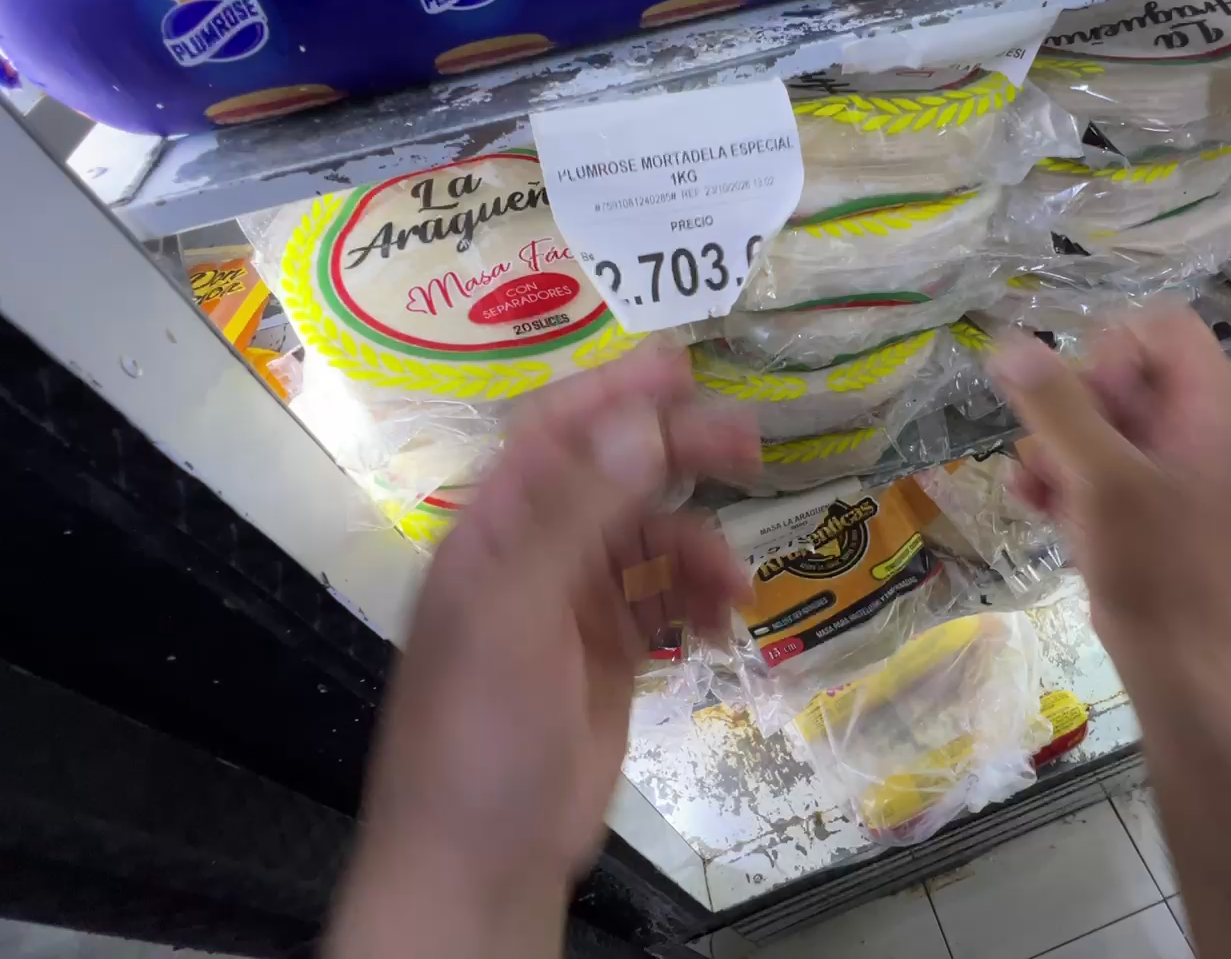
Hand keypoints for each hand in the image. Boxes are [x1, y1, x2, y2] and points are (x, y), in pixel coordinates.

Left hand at [329, 345, 758, 958]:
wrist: (485, 862)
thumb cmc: (482, 733)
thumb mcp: (518, 615)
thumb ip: (577, 516)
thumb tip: (642, 426)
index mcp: (497, 528)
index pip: (556, 433)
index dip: (614, 393)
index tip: (681, 367)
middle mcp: (538, 549)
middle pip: (617, 475)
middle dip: (679, 456)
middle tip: (748, 444)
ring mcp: (579, 597)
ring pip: (655, 539)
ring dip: (700, 549)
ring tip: (733, 583)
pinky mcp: (616, 643)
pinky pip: (668, 595)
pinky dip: (699, 596)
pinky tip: (722, 619)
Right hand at [987, 303, 1230, 650]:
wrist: (1167, 645)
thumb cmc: (1151, 558)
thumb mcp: (1100, 475)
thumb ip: (1055, 406)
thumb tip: (1007, 344)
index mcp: (1205, 399)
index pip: (1156, 323)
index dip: (1110, 350)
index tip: (1090, 398)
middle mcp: (1184, 417)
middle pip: (1110, 368)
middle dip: (1068, 408)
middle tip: (1064, 451)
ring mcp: (1153, 454)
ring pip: (1084, 414)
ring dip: (1049, 447)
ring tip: (1043, 486)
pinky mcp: (1126, 487)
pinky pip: (1078, 453)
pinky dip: (1052, 474)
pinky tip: (1034, 504)